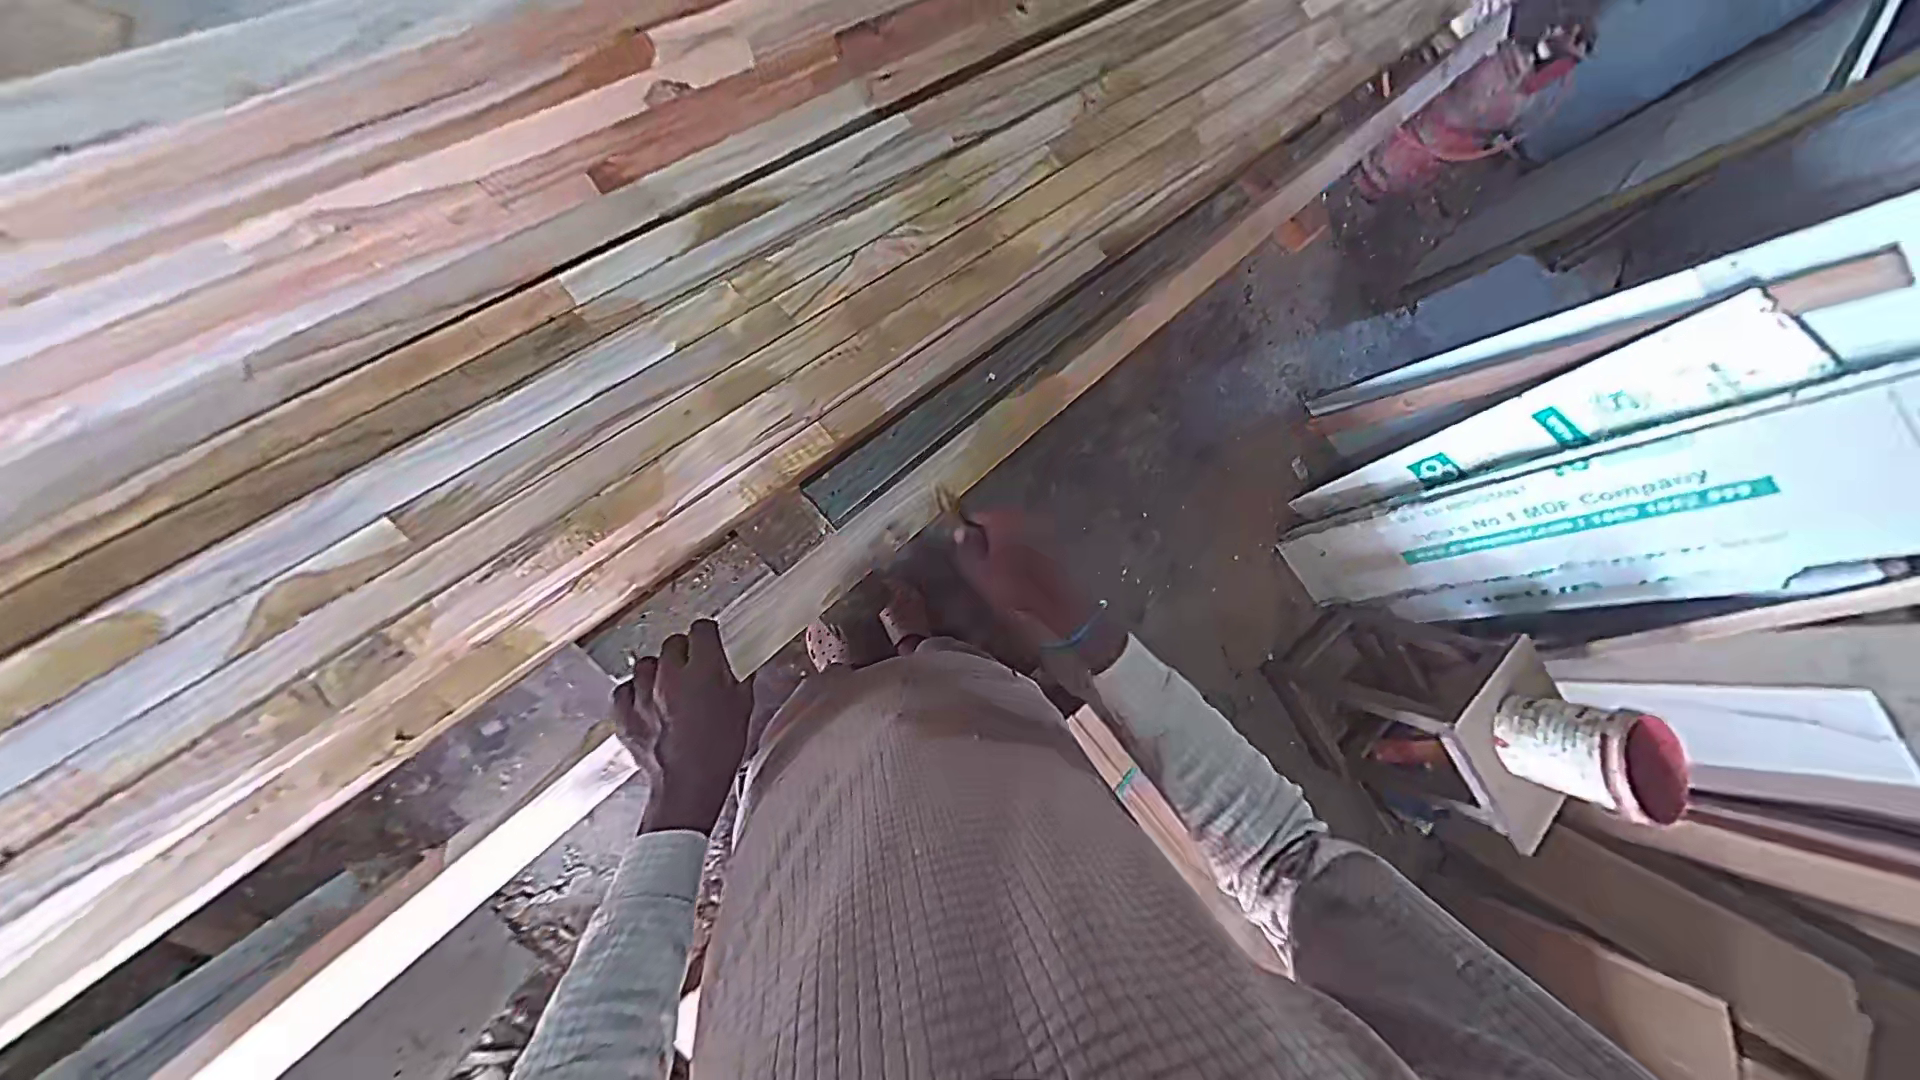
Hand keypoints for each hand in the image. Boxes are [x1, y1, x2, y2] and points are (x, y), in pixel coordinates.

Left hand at [613, 620, 753, 834]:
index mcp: (703, 671)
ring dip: (659, 668)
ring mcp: (643, 696)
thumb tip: (741, 664)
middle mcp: (670, 677)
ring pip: (646, 663)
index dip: (708, 633)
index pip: (701, 629)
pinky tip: (647, 700)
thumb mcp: (743, 707)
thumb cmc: (720, 750)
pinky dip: (635, 691)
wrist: (688, 787)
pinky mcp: (625, 715)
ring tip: (669, 682)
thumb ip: (740, 678)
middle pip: (673, 642)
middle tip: (694, 665)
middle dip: (685, 650)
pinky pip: (624, 689)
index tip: (710, 639)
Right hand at [953, 509, 1125, 672]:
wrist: (1058, 611)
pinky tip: (1022, 574)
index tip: (965, 548)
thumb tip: (960, 532)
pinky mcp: (1057, 547)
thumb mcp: (978, 573)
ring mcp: (1044, 531)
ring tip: (1001, 570)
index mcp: (1003, 520)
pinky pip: (1032, 544)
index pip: (978, 516)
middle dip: (990, 536)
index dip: (969, 531)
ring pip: (1017, 533)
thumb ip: (966, 549)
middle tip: (982, 561)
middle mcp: (1025, 518)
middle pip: (999, 521)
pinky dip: (1025, 553)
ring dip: (1008, 545)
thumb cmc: (1013, 593)